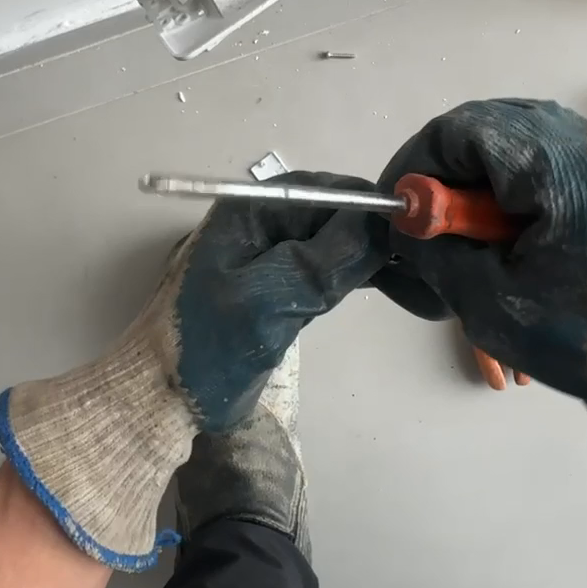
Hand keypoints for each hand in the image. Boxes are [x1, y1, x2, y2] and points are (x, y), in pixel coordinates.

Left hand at [0, 172, 382, 567]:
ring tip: (414, 277)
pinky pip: (327, 269)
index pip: (324, 190)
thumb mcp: (268, 301)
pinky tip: (391, 288)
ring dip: (372, 257)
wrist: (163, 397)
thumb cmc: (207, 346)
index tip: (414, 232)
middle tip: (422, 261)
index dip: (370, 207)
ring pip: (336, 242)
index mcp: (251, 209)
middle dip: (377, 233)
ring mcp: (272, 255)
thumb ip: (324, 261)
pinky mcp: (281, 287)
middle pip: (334, 213)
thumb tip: (382, 225)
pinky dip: (356, 277)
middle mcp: (263, 222)